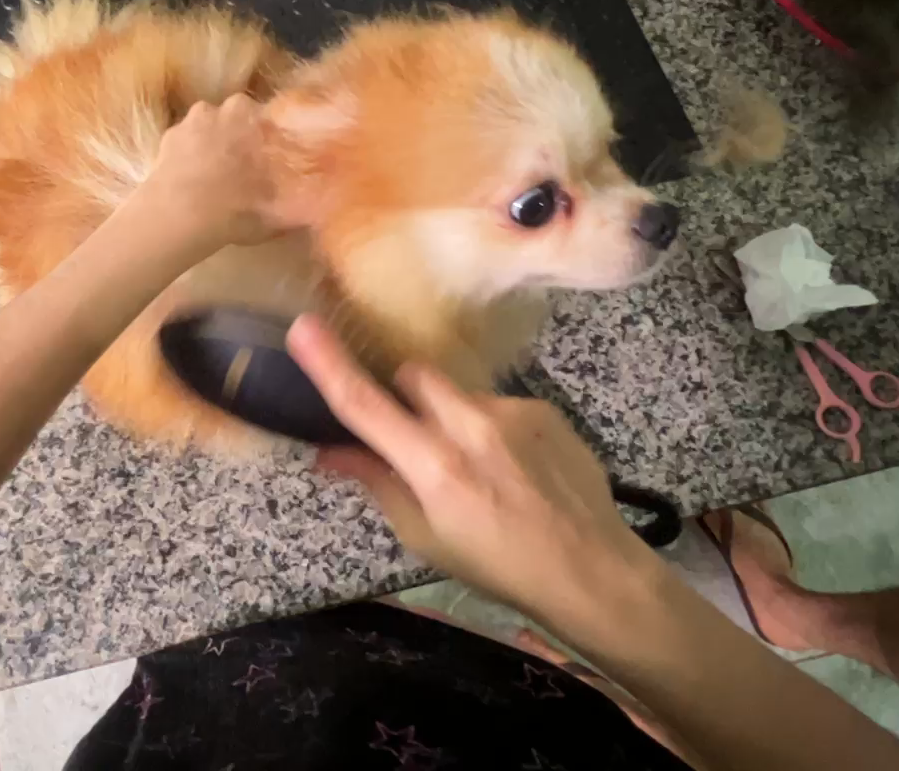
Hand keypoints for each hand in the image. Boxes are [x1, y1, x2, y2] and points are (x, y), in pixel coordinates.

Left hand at [134, 94, 287, 250]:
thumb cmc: (241, 207)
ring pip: (207, 126)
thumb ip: (299, 198)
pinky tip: (188, 178)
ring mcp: (189, 120)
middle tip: (242, 168)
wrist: (183, 216)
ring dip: (210, 143)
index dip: (268, 139)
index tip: (269, 159)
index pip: (269, 118)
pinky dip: (186, 155)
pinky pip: (183, 142)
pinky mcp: (165, 136)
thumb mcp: (283, 211)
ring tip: (212, 174)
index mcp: (255, 115)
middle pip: (235, 117)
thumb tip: (317, 198)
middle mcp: (223, 107)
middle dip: (238, 136)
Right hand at [287, 315, 656, 633]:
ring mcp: (510, 411)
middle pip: (411, 374)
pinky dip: (489, 425)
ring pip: (454, 390)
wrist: (594, 571)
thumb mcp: (425, 536)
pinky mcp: (541, 408)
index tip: (304, 328)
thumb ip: (376, 482)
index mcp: (433, 467)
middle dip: (402, 395)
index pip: (365, 406)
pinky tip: (514, 463)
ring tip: (479, 462)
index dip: (329, 365)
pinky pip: (494, 401)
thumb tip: (327, 451)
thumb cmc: (497, 564)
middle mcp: (469, 427)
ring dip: (449, 414)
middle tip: (415, 437)